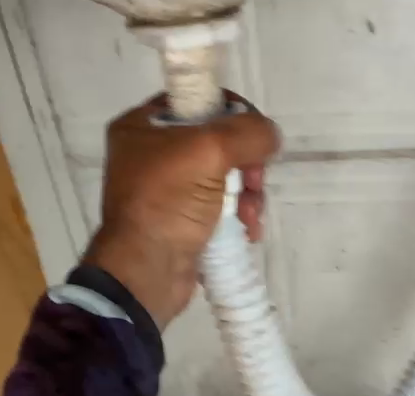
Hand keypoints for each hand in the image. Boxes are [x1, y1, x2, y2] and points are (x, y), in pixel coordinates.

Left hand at [81, 92, 280, 328]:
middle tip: (255, 185)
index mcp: (144, 125)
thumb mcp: (208, 153)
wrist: (146, 273)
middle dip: (247, 166)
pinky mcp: (182, 225)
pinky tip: (248, 233)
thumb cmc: (167, 204)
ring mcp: (167, 194)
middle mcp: (152, 155)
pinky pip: (219, 211)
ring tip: (252, 219)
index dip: (234, 117)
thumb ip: (246, 133)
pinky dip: (237, 219)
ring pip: (223, 180)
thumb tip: (271, 135)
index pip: (200, 102)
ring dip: (248, 197)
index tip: (254, 141)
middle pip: (218, 144)